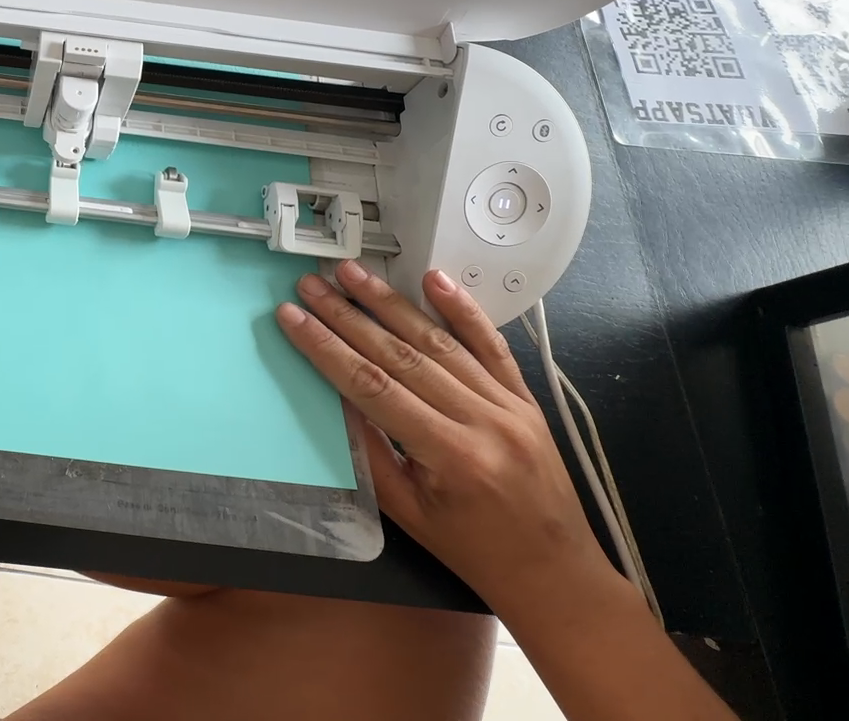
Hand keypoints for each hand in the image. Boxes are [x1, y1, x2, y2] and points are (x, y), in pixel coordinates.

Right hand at [274, 260, 620, 615]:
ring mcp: (509, 405)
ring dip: (390, 302)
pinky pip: (491, 345)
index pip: (371, 386)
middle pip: (400, 354)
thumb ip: (366, 448)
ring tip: (353, 273)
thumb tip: (333, 391)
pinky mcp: (526, 398)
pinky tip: (435, 279)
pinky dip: (463, 309)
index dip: (325, 348)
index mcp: (449, 455)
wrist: (554, 575)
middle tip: (312, 285)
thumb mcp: (404, 508)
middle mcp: (482, 421)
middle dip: (347, 316)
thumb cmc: (470, 549)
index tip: (293, 318)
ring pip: (439, 341)